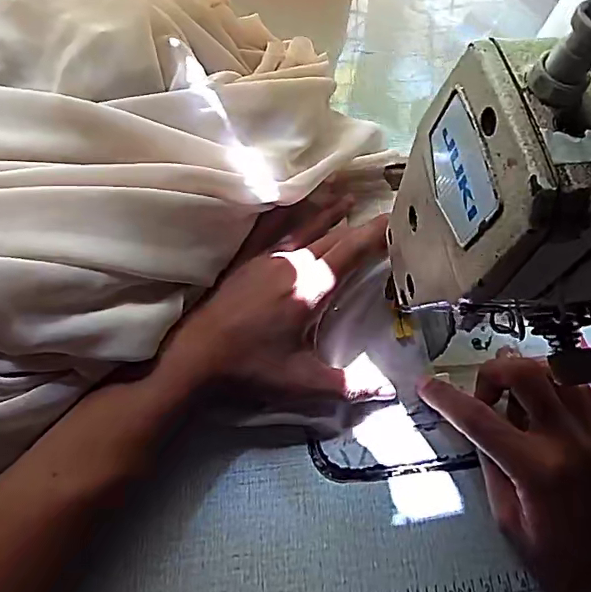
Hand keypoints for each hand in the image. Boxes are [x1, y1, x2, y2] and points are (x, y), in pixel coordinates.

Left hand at [156, 193, 391, 416]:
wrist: (193, 357)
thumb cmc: (250, 369)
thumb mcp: (303, 383)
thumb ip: (350, 386)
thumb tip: (391, 393)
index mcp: (312, 286)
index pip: (352, 251)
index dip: (376, 234)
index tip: (397, 220)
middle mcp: (293, 263)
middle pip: (334, 237)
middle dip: (359, 226)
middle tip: (381, 214)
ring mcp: (267, 257)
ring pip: (305, 228)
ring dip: (328, 214)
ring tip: (346, 198)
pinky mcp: (245, 259)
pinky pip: (270, 228)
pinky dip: (286, 213)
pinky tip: (289, 204)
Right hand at [419, 356, 590, 591]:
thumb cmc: (565, 569)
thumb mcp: (509, 522)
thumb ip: (490, 466)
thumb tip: (476, 427)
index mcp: (538, 471)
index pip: (480, 419)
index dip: (446, 398)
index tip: (429, 387)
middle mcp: (570, 444)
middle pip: (524, 373)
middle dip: (493, 372)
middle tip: (483, 393)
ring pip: (557, 370)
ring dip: (526, 373)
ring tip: (513, 395)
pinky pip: (580, 389)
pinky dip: (556, 385)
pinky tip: (543, 403)